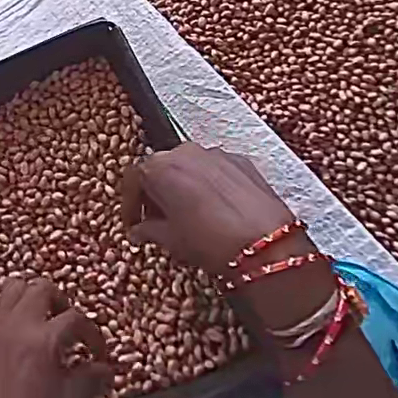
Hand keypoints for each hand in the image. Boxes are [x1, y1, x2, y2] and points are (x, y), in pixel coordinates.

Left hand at [0, 277, 111, 397]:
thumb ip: (87, 380)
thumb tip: (103, 368)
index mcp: (40, 341)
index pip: (75, 319)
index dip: (93, 336)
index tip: (99, 355)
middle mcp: (13, 326)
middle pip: (41, 289)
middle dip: (62, 305)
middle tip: (72, 332)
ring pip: (14, 290)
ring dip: (34, 301)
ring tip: (46, 329)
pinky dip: (14, 313)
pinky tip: (24, 344)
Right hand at [122, 143, 332, 329]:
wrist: (266, 245)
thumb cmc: (212, 241)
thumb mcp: (171, 239)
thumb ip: (149, 229)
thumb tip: (139, 230)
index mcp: (160, 168)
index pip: (134, 178)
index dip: (130, 202)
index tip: (133, 221)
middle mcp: (185, 152)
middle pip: (160, 167)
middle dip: (155, 192)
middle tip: (157, 219)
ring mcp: (215, 153)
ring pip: (188, 165)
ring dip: (182, 185)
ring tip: (187, 215)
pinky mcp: (240, 160)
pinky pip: (214, 168)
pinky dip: (207, 184)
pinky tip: (214, 209)